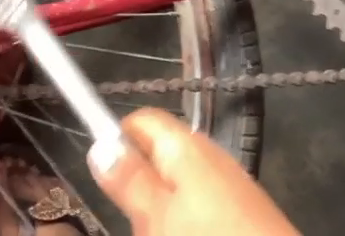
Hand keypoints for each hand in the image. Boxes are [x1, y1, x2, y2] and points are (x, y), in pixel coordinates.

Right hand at [90, 109, 299, 235]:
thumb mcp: (158, 217)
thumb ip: (129, 179)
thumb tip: (99, 144)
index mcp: (185, 144)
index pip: (140, 120)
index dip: (117, 140)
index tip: (108, 178)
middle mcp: (208, 152)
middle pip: (158, 154)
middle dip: (141, 187)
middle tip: (140, 223)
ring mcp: (229, 181)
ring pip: (179, 185)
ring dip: (163, 211)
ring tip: (163, 234)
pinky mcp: (244, 208)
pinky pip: (203, 205)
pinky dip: (189, 222)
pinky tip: (189, 235)